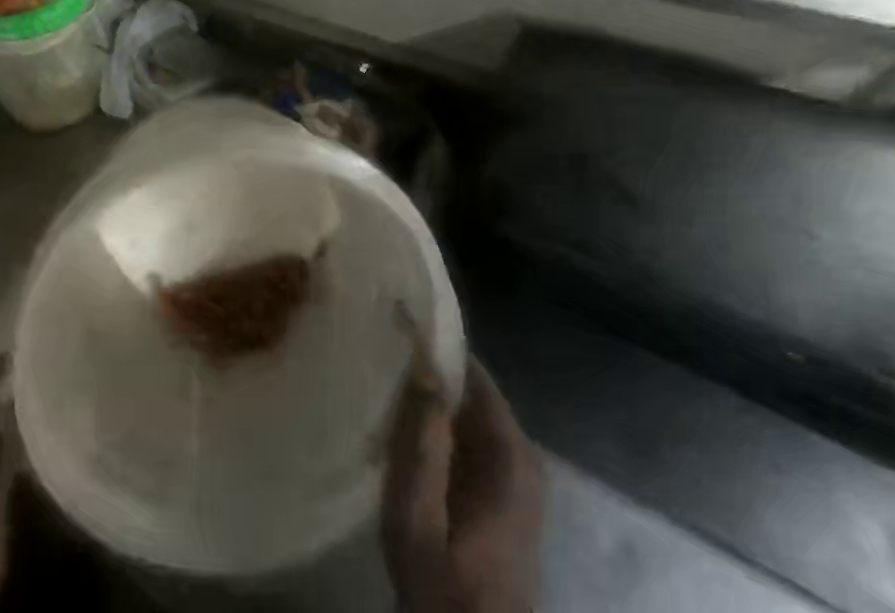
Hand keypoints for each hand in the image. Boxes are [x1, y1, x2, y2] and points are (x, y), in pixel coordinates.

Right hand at [384, 355, 544, 612]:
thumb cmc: (444, 579)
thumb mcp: (419, 513)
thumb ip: (424, 444)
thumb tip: (424, 369)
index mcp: (511, 455)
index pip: (474, 374)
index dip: (433, 340)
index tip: (389, 315)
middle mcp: (523, 453)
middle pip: (471, 387)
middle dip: (425, 362)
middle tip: (372, 340)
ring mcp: (516, 470)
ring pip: (467, 408)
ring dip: (426, 388)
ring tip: (376, 367)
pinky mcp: (502, 484)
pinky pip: (467, 430)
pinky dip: (434, 415)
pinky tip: (396, 412)